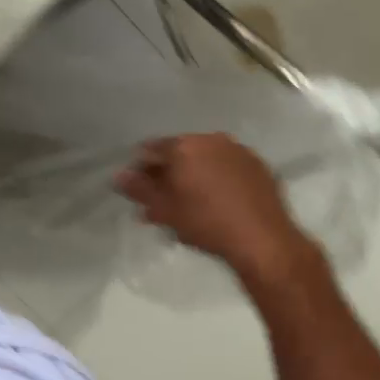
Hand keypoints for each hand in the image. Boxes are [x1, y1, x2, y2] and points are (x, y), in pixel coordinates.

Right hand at [115, 133, 318, 283]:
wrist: (261, 238)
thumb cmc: (204, 222)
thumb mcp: (163, 209)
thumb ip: (138, 188)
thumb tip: (118, 175)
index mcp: (185, 146)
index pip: (151, 150)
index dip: (140, 169)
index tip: (138, 190)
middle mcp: (212, 140)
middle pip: (179, 152)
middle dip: (167, 173)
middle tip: (160, 200)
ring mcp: (239, 151)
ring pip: (204, 160)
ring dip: (191, 176)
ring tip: (186, 204)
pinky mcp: (258, 166)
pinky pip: (226, 167)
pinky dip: (214, 179)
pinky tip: (213, 202)